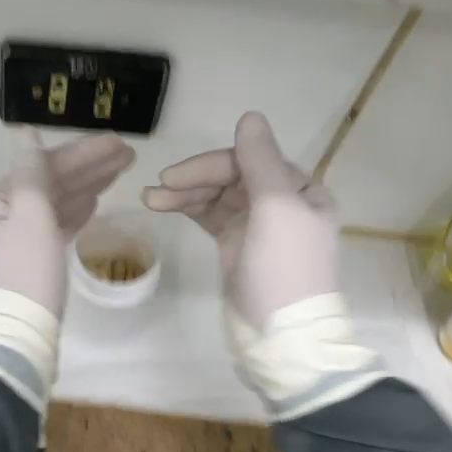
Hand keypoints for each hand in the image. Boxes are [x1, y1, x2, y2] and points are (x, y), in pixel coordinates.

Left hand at [0, 129, 135, 314]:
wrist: (20, 337)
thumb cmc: (27, 275)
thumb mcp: (30, 217)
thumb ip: (31, 173)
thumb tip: (22, 131)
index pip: (44, 167)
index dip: (82, 153)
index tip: (119, 143)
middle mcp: (5, 219)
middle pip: (51, 184)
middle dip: (89, 167)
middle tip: (129, 154)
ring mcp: (19, 243)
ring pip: (56, 205)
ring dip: (86, 186)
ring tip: (120, 172)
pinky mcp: (33, 265)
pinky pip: (56, 227)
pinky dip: (75, 213)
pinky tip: (94, 203)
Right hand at [142, 112, 337, 327]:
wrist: (280, 335)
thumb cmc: (284, 270)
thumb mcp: (277, 211)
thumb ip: (261, 163)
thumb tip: (250, 117)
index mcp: (301, 191)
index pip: (253, 162)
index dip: (214, 165)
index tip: (176, 176)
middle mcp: (281, 203)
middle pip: (233, 177)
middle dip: (196, 180)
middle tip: (160, 187)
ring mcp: (256, 225)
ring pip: (217, 196)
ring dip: (186, 194)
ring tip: (151, 199)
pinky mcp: (235, 245)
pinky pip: (210, 216)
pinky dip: (189, 209)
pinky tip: (163, 206)